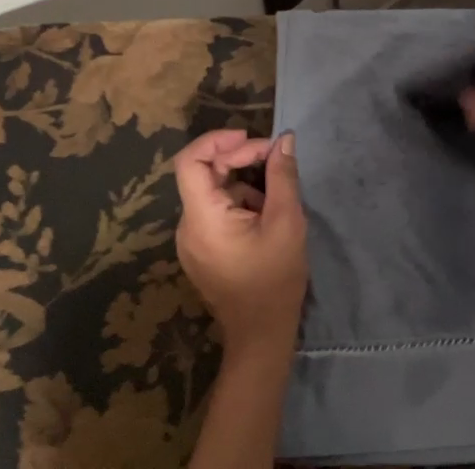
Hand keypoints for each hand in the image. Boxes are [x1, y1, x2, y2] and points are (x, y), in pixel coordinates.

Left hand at [175, 129, 307, 354]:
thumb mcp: (287, 222)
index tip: (251, 138)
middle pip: (204, 173)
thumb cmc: (275, 279)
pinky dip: (240, 199)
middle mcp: (188, 226)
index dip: (217, 140)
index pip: (190, 161)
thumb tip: (284, 140)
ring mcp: (193, 240)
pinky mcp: (203, 249)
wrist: (261, 335)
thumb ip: (282, 176)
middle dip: (239, 157)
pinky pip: (216, 209)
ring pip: (212, 190)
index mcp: (202, 218)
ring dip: (244, 179)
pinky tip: (267, 211)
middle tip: (276, 158)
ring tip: (277, 191)